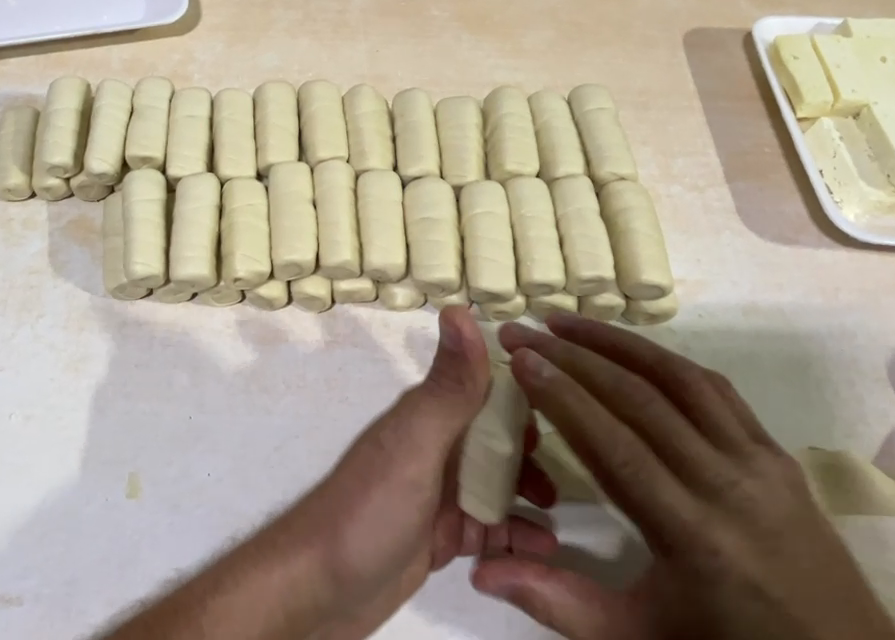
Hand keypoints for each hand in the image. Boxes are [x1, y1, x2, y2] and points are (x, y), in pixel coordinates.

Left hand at [291, 306, 560, 638]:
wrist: (322, 588)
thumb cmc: (369, 508)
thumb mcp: (416, 444)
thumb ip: (447, 387)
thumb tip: (459, 308)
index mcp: (428, 415)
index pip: (483, 385)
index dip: (524, 388)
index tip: (572, 401)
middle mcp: (435, 446)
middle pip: (497, 435)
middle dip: (533, 450)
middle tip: (561, 476)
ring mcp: (439, 493)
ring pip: (499, 483)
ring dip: (529, 494)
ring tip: (554, 517)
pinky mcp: (443, 536)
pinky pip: (491, 529)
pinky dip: (517, 537)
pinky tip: (542, 551)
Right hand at [480, 314, 894, 639]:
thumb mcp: (637, 639)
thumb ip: (558, 602)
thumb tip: (481, 572)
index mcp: (692, 535)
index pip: (614, 444)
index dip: (561, 395)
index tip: (518, 357)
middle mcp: (728, 485)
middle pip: (641, 399)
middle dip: (572, 356)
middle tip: (521, 328)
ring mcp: (760, 464)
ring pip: (681, 379)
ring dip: (617, 342)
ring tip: (566, 322)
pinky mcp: (779, 456)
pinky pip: (717, 391)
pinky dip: (665, 361)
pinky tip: (631, 352)